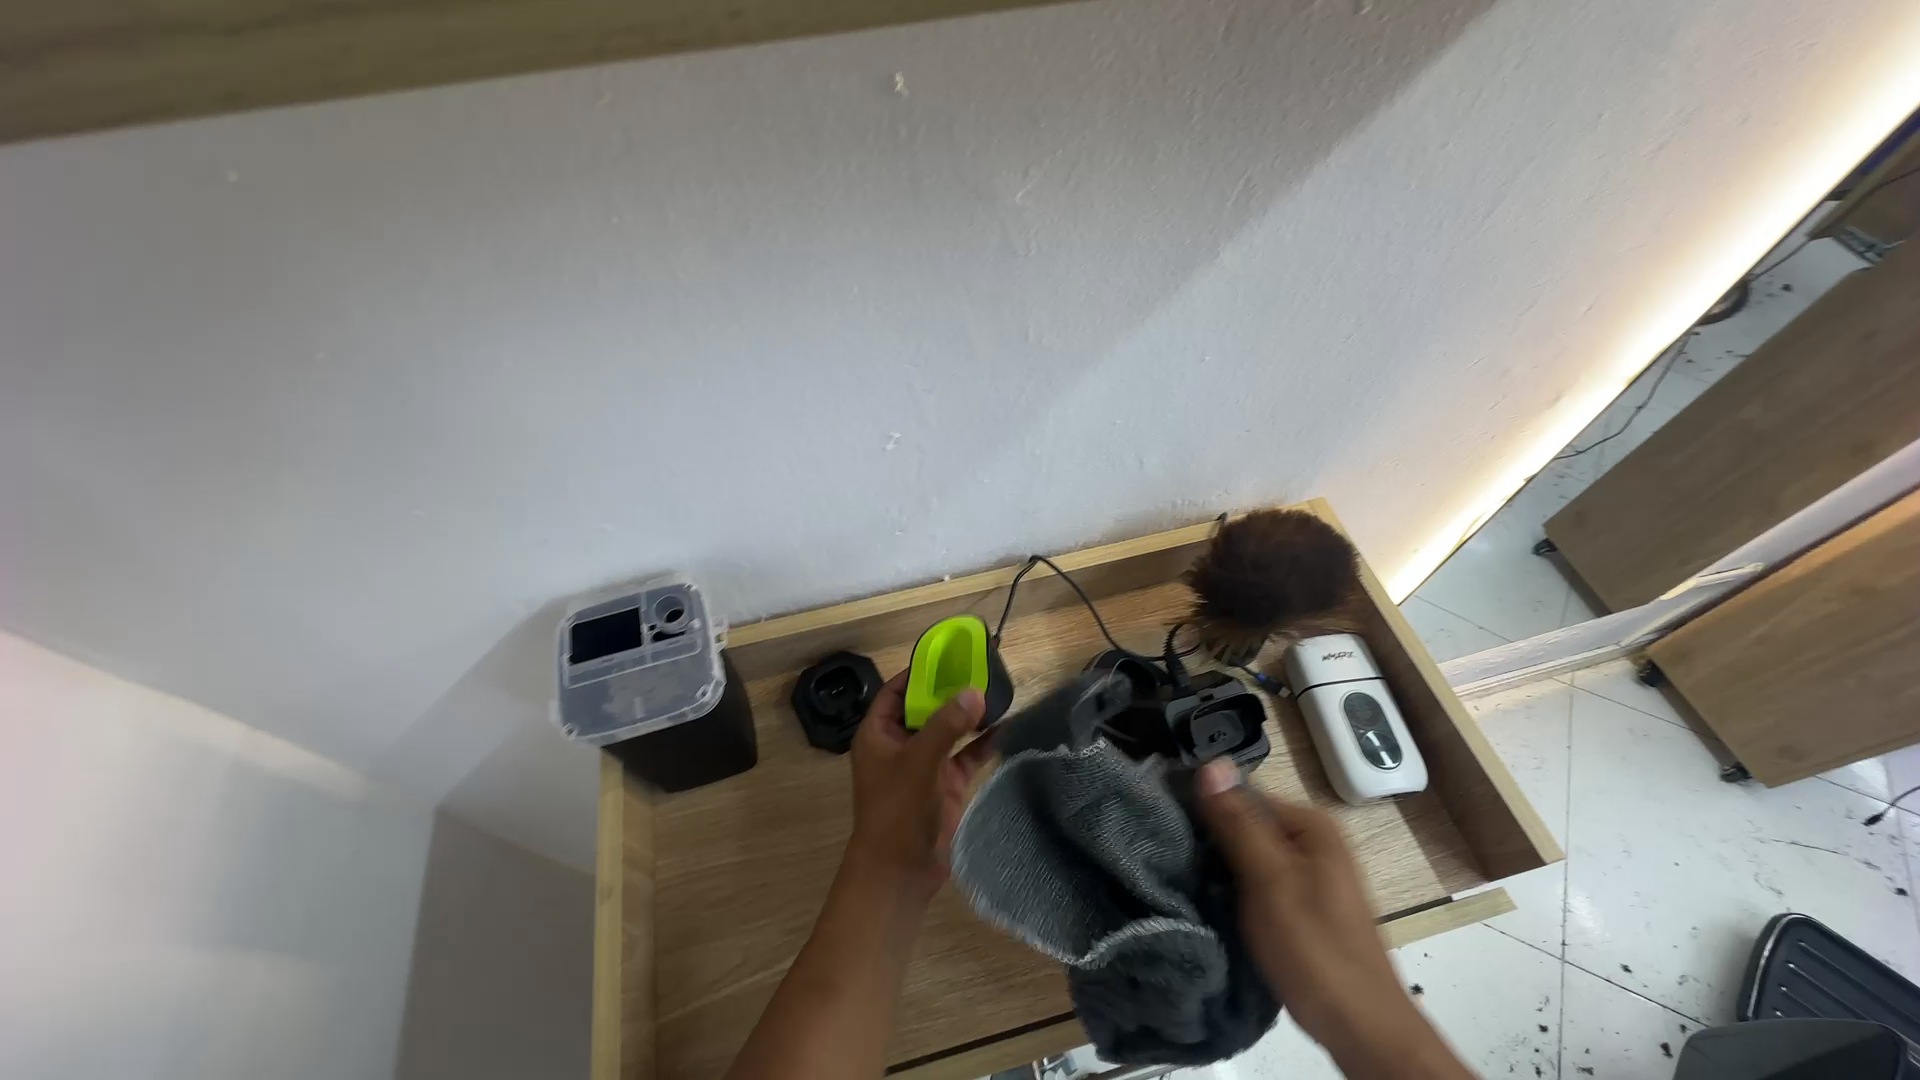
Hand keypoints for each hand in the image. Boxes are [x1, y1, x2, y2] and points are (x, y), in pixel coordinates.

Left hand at [845, 671, 994, 901]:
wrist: (899, 873)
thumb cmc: (897, 811)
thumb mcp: (920, 762)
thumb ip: (946, 725)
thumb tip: (974, 692)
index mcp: (878, 734)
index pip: (895, 692)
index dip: (919, 673)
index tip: (949, 657)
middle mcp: (899, 745)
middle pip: (925, 708)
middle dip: (951, 692)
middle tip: (981, 670)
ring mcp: (923, 766)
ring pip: (948, 731)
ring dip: (969, 716)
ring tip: (998, 692)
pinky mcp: (944, 785)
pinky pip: (965, 756)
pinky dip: (982, 743)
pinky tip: (1006, 727)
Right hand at [1194, 761, 1472, 1079]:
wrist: (1361, 1029)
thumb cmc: (1314, 949)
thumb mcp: (1269, 879)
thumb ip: (1238, 822)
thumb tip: (1210, 763)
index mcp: (1311, 824)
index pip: (1241, 794)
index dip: (1203, 807)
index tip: (1164, 825)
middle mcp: (1314, 841)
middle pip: (1246, 823)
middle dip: (1210, 838)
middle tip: (1168, 855)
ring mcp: (1310, 875)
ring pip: (1249, 855)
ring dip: (1220, 866)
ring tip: (1182, 877)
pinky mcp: (1302, 905)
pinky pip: (1258, 881)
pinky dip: (1236, 888)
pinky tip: (1212, 901)